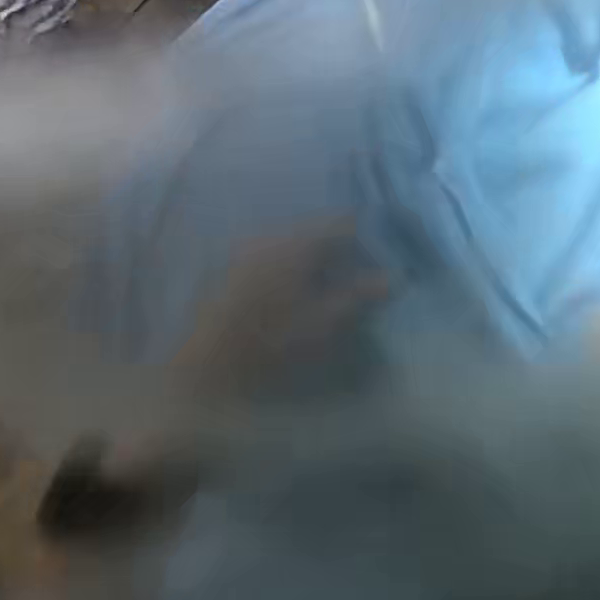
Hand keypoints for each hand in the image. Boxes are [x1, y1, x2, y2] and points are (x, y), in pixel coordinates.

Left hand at [174, 220, 387, 394]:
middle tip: (363, 283)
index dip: (368, 241)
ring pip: (298, 248)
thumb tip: (394, 278)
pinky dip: (298, 274)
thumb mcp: (324, 322)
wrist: (205, 375)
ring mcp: (248, 255)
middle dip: (345, 255)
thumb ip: (361, 295)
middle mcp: (270, 239)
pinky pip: (278, 261)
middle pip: (320, 234)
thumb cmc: (271, 346)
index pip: (342, 224)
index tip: (383, 263)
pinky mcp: (235, 274)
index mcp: (295, 244)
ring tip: (336, 295)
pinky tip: (303, 301)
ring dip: (321, 266)